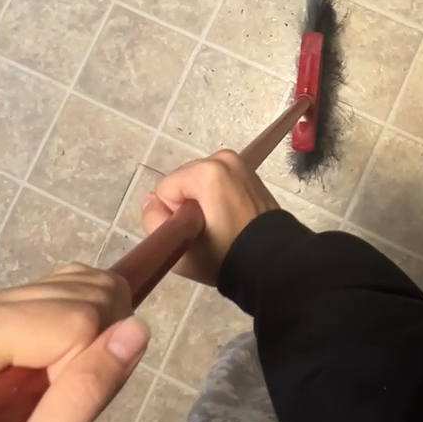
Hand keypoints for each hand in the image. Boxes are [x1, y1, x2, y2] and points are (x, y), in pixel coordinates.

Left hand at [0, 266, 148, 421]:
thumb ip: (83, 396)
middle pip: (84, 295)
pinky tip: (59, 363)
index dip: (85, 369)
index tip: (56, 415)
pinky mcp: (2, 294)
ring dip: (94, 337)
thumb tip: (137, 329)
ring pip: (88, 285)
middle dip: (95, 348)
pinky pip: (78, 285)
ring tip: (56, 389)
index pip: (75, 319)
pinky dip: (89, 324)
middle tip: (60, 404)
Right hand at [141, 150, 277, 285]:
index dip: (172, 214)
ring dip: (200, 202)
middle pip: (182, 181)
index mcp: (208, 171)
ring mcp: (239, 164)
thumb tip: (150, 199)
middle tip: (204, 231)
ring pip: (198, 182)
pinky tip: (227, 218)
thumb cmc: (223, 256)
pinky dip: (215, 197)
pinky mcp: (248, 173)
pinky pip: (216, 182)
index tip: (191, 232)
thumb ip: (154, 220)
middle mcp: (224, 158)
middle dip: (186, 205)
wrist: (272, 263)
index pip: (165, 189)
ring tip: (217, 226)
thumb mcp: (180, 248)